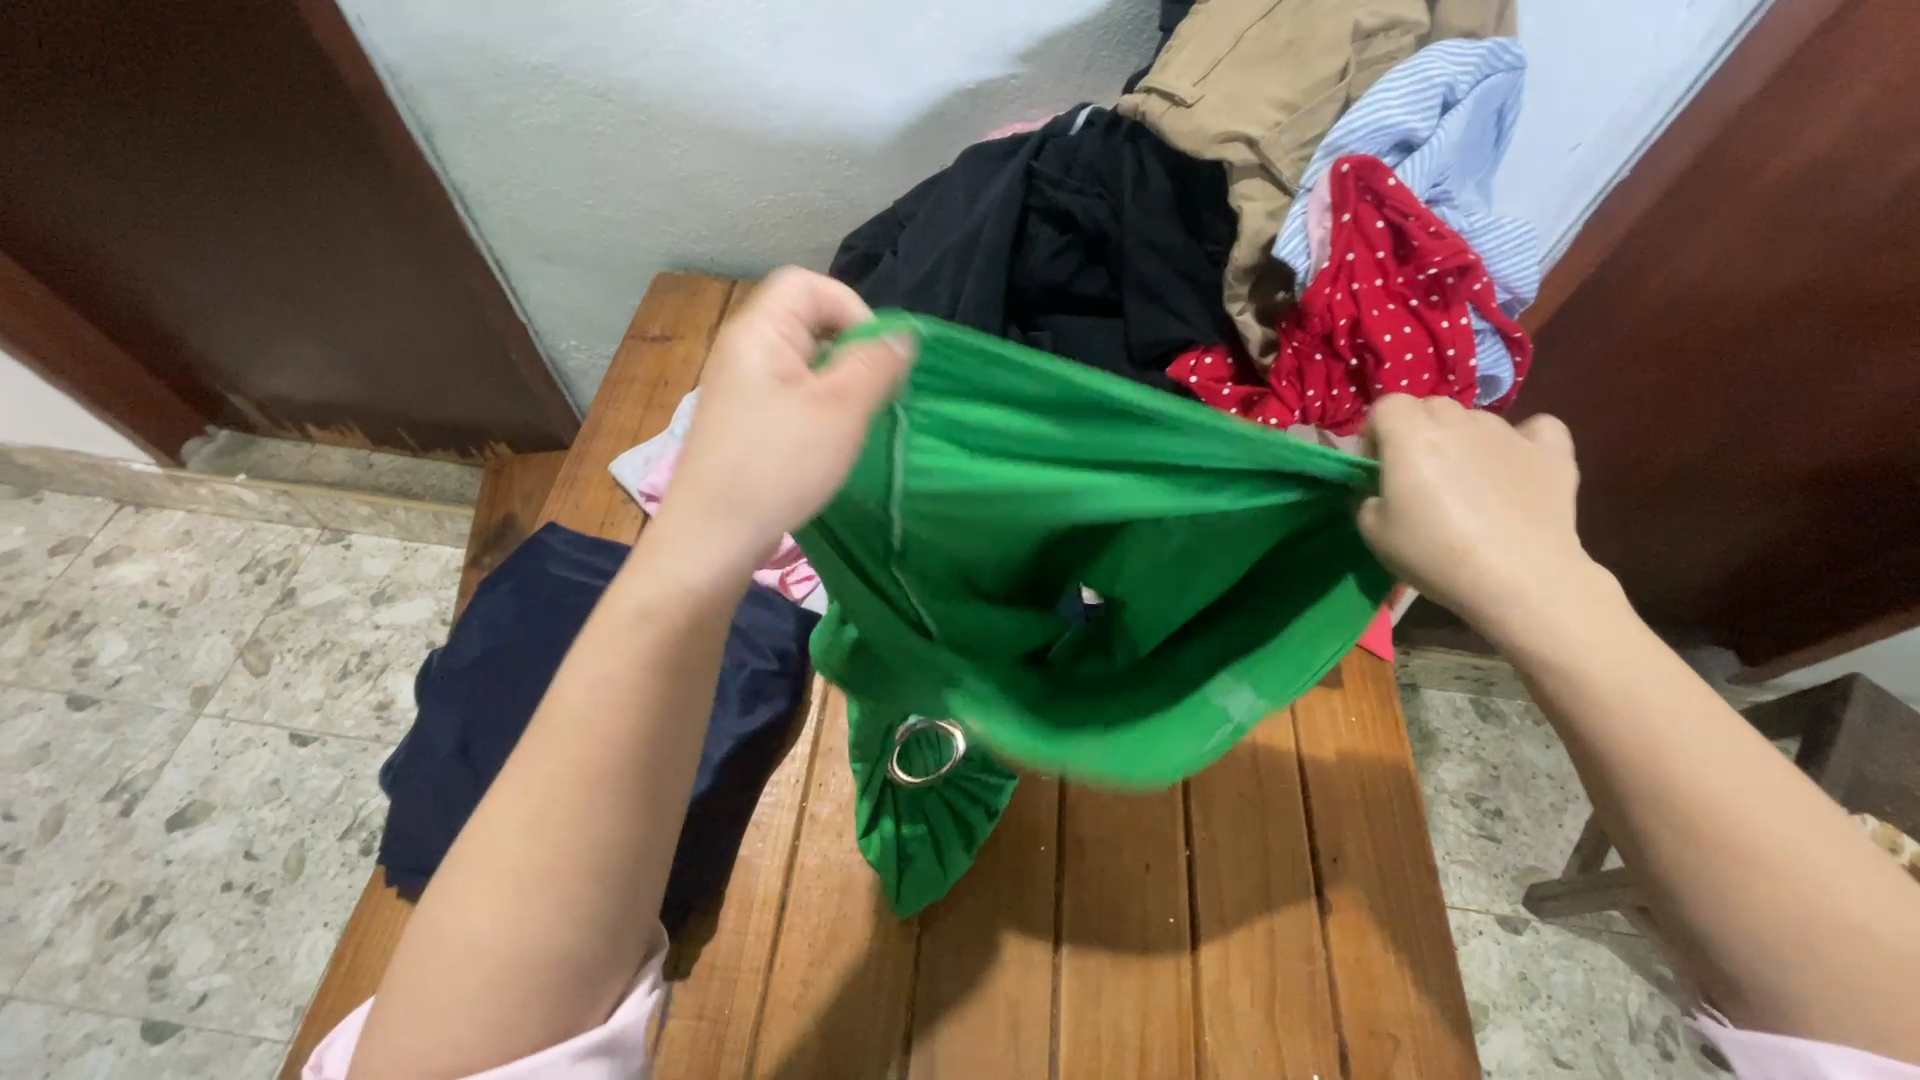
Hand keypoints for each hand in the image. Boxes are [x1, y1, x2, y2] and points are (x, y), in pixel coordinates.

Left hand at [652, 267, 914, 577]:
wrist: (713, 535)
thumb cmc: (779, 465)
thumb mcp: (841, 409)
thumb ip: (876, 363)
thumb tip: (902, 336)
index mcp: (758, 331)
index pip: (809, 284)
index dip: (852, 308)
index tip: (878, 356)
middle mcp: (741, 349)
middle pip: (804, 319)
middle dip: (849, 347)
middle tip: (873, 389)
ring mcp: (738, 386)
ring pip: (799, 360)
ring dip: (836, 380)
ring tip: (855, 417)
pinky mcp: (741, 421)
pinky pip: (787, 392)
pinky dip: (816, 404)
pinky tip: (828, 440)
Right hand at [1356, 395, 1611, 646]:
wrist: (1519, 579)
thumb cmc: (1434, 554)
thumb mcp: (1373, 532)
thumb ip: (1367, 496)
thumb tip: (1380, 488)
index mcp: (1411, 435)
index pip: (1386, 405)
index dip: (1375, 433)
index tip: (1377, 469)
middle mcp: (1460, 422)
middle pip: (1430, 407)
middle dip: (1417, 432)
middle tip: (1417, 476)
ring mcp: (1510, 433)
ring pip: (1476, 419)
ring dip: (1463, 440)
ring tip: (1467, 483)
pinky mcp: (1551, 452)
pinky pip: (1534, 428)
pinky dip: (1522, 440)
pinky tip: (1515, 464)